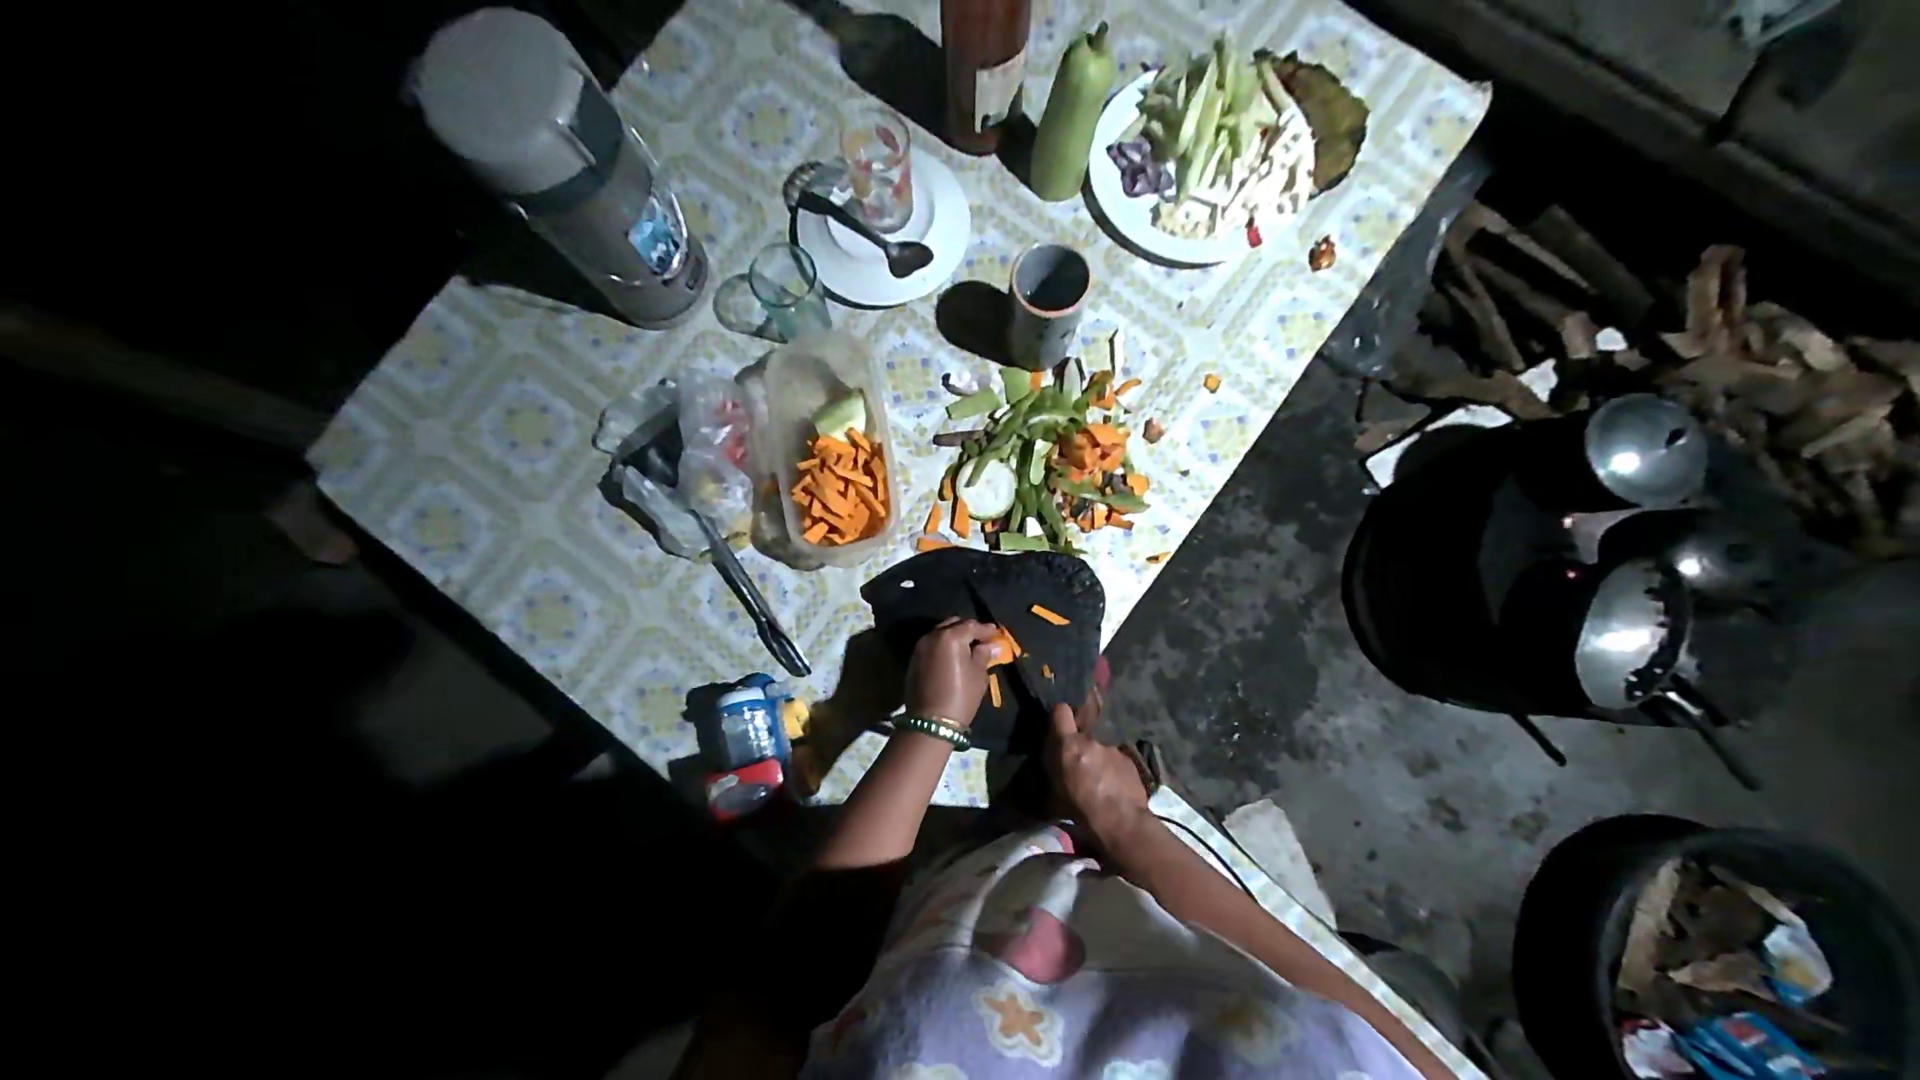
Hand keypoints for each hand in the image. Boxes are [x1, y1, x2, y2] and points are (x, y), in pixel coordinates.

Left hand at [902, 618, 1001, 728]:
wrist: (931, 722)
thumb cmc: (960, 696)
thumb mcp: (978, 675)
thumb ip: (983, 654)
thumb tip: (990, 646)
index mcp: (950, 637)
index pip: (971, 625)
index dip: (985, 629)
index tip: (996, 634)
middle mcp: (932, 636)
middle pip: (953, 624)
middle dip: (968, 629)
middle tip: (982, 639)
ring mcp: (920, 647)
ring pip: (941, 633)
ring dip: (954, 636)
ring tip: (968, 647)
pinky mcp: (914, 659)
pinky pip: (932, 644)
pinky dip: (944, 645)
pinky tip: (953, 655)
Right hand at [1046, 703, 1150, 846]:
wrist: (1121, 821)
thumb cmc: (1081, 810)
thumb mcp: (1055, 789)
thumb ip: (1053, 764)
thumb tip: (1051, 755)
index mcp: (1068, 745)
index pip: (1061, 710)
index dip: (1060, 716)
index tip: (1060, 727)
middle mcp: (1090, 740)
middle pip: (1082, 729)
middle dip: (1080, 740)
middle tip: (1080, 759)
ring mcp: (1112, 748)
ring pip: (1100, 745)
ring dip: (1098, 756)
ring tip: (1100, 777)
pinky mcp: (1129, 758)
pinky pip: (1115, 757)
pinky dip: (1113, 766)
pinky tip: (1114, 784)